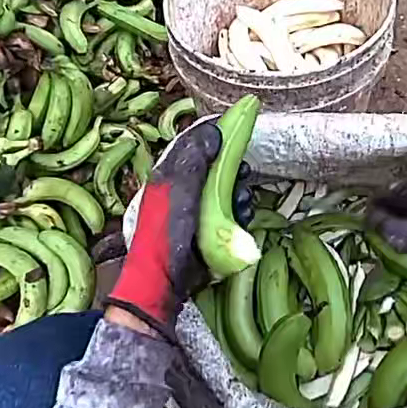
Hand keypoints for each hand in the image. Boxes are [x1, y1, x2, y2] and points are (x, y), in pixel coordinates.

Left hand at [105, 120, 248, 337]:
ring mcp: (195, 211)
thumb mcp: (179, 188)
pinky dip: (239, 214)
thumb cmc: (165, 231)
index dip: (215, 135)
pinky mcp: (208, 231)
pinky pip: (229, 215)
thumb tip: (213, 128)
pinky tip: (242, 217)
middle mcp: (182, 189)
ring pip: (226, 191)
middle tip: (243, 171)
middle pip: (215, 168)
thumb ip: (194, 158)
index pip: (194, 145)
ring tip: (243, 200)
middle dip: (232, 168)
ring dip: (239, 193)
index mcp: (169, 175)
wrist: (163, 281)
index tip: (237, 127)